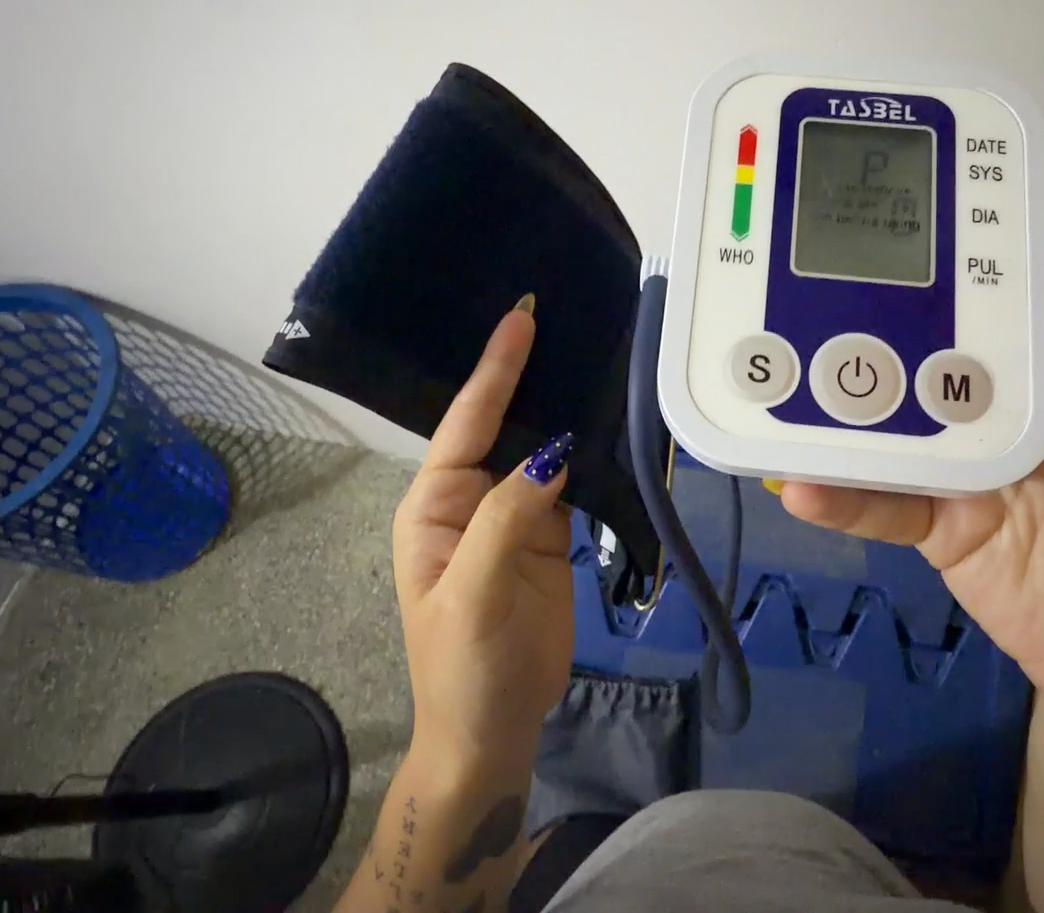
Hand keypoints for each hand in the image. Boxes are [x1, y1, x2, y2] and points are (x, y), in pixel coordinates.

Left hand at [392, 304, 576, 762]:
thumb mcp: (473, 591)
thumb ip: (508, 518)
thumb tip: (555, 452)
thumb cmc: (464, 663)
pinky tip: (609, 419)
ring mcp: (514, 515)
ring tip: (593, 355)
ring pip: (542, 449)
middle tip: (561, 318)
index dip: (494, 372)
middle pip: (504, 426)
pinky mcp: (550, 535)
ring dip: (563, 409)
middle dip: (528, 376)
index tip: (520, 321)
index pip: (465, 424)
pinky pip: (571, 483)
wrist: (495, 726)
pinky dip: (589, 454)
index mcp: (434, 505)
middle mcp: (472, 499)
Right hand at [780, 247, 1043, 719]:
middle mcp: (1022, 413)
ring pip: (899, 420)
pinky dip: (844, 496)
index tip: (924, 208)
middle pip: (945, 347)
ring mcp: (973, 470)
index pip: (1038, 300)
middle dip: (887, 312)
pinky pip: (887, 506)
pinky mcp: (943, 528)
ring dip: (843, 403)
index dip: (990, 251)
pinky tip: (799, 486)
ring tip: (777, 381)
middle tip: (812, 278)